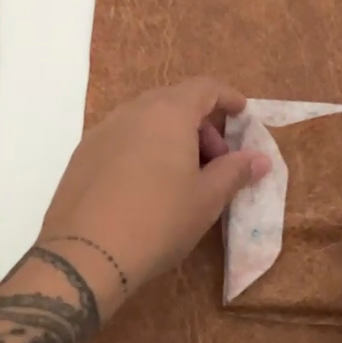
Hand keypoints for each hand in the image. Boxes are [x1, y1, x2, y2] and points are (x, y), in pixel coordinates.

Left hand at [38, 78, 269, 312]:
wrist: (86, 255)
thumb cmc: (159, 220)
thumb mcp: (207, 199)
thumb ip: (235, 172)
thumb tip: (260, 159)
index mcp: (167, 113)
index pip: (204, 87)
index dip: (227, 97)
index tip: (242, 115)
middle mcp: (131, 112)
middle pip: (173, 102)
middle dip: (200, 125)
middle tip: (215, 162)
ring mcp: (101, 132)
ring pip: (145, 121)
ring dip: (170, 138)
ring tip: (182, 178)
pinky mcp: (81, 156)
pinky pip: (121, 140)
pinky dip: (142, 150)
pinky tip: (146, 187)